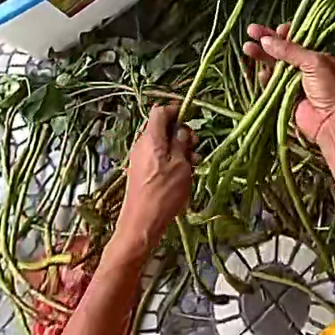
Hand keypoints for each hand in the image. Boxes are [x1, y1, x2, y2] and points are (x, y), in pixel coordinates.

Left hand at [112, 104, 194, 258]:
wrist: (141, 224)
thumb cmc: (163, 194)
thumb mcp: (181, 165)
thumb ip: (182, 143)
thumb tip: (182, 129)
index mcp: (150, 138)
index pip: (160, 111)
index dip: (176, 110)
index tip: (192, 118)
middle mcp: (141, 144)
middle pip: (161, 127)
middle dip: (181, 132)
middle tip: (195, 145)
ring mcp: (139, 158)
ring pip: (161, 142)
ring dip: (178, 147)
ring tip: (193, 162)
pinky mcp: (140, 171)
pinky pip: (157, 156)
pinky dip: (171, 158)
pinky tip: (183, 172)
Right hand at [242, 23, 334, 145]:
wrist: (331, 122)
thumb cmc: (329, 90)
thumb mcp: (313, 63)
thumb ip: (290, 50)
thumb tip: (266, 39)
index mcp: (315, 56)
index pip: (296, 40)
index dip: (283, 34)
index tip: (274, 28)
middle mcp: (303, 67)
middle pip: (281, 51)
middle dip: (266, 41)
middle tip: (250, 31)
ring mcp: (293, 82)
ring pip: (273, 65)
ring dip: (261, 56)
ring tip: (247, 47)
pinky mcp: (284, 96)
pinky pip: (270, 84)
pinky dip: (264, 77)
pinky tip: (260, 71)